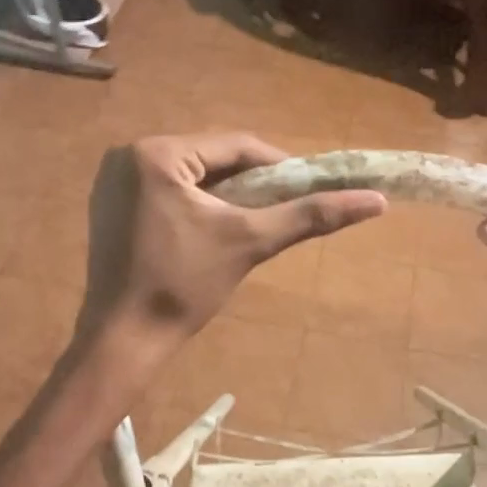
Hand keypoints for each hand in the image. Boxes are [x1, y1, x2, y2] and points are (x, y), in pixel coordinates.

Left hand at [77, 133, 385, 353]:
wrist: (123, 340)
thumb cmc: (184, 287)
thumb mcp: (251, 242)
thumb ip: (311, 215)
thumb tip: (377, 200)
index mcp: (157, 153)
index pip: (237, 147)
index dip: (280, 166)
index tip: (310, 188)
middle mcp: (128, 153)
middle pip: (212, 157)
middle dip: (251, 181)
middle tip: (281, 208)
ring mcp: (112, 178)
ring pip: (191, 173)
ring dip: (224, 192)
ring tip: (253, 220)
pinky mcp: (108, 202)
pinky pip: (166, 188)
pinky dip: (194, 202)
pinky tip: (211, 229)